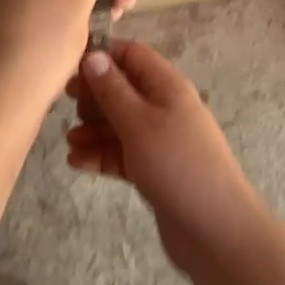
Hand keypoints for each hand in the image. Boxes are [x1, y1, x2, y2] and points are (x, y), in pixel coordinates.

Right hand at [66, 41, 264, 268]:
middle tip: (68, 107)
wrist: (215, 230)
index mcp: (166, 86)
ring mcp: (159, 140)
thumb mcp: (139, 122)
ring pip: (118, 124)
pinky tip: (77, 163)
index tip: (70, 69)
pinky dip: (100, 155)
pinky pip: (121, 153)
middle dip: (93, 96)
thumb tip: (92, 55)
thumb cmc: (177, 165)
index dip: (101, 56)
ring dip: (92, 129)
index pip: (131, 54)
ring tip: (70, 142)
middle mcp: (163, 107)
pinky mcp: (153, 169)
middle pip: (121, 89)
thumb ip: (112, 89)